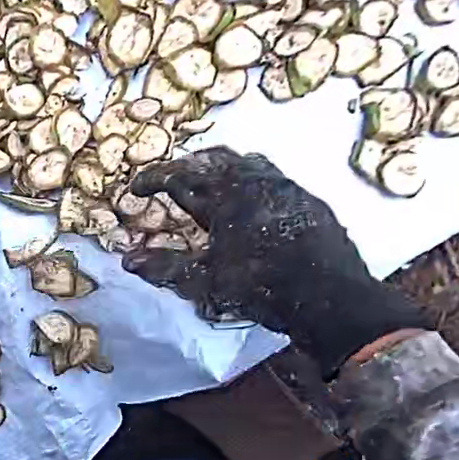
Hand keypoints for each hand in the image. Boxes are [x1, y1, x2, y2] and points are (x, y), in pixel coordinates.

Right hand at [127, 147, 427, 376]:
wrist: (331, 299)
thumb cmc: (259, 287)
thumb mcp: (202, 281)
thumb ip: (163, 267)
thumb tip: (127, 260)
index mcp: (227, 196)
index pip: (181, 175)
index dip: (154, 179)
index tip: (136, 188)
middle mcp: (258, 183)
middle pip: (216, 160)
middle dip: (186, 167)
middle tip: (168, 180)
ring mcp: (288, 189)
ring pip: (247, 165)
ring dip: (219, 173)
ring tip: (204, 190)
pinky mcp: (309, 203)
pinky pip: (271, 180)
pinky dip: (246, 185)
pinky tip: (244, 208)